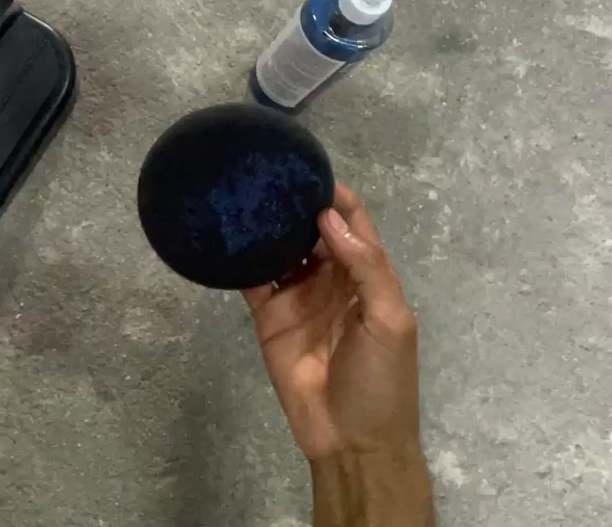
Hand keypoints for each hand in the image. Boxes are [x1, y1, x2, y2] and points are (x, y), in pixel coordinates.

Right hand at [244, 185, 423, 463]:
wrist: (351, 442)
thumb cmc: (382, 380)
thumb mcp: (390, 322)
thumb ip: (367, 267)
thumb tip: (328, 217)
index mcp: (365, 275)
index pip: (352, 223)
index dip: (335, 197)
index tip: (308, 169)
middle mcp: (329, 277)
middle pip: (310, 229)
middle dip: (292, 203)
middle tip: (263, 173)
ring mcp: (296, 294)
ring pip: (278, 248)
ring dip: (264, 225)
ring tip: (238, 193)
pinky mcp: (268, 313)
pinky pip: (251, 278)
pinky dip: (238, 258)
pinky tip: (222, 233)